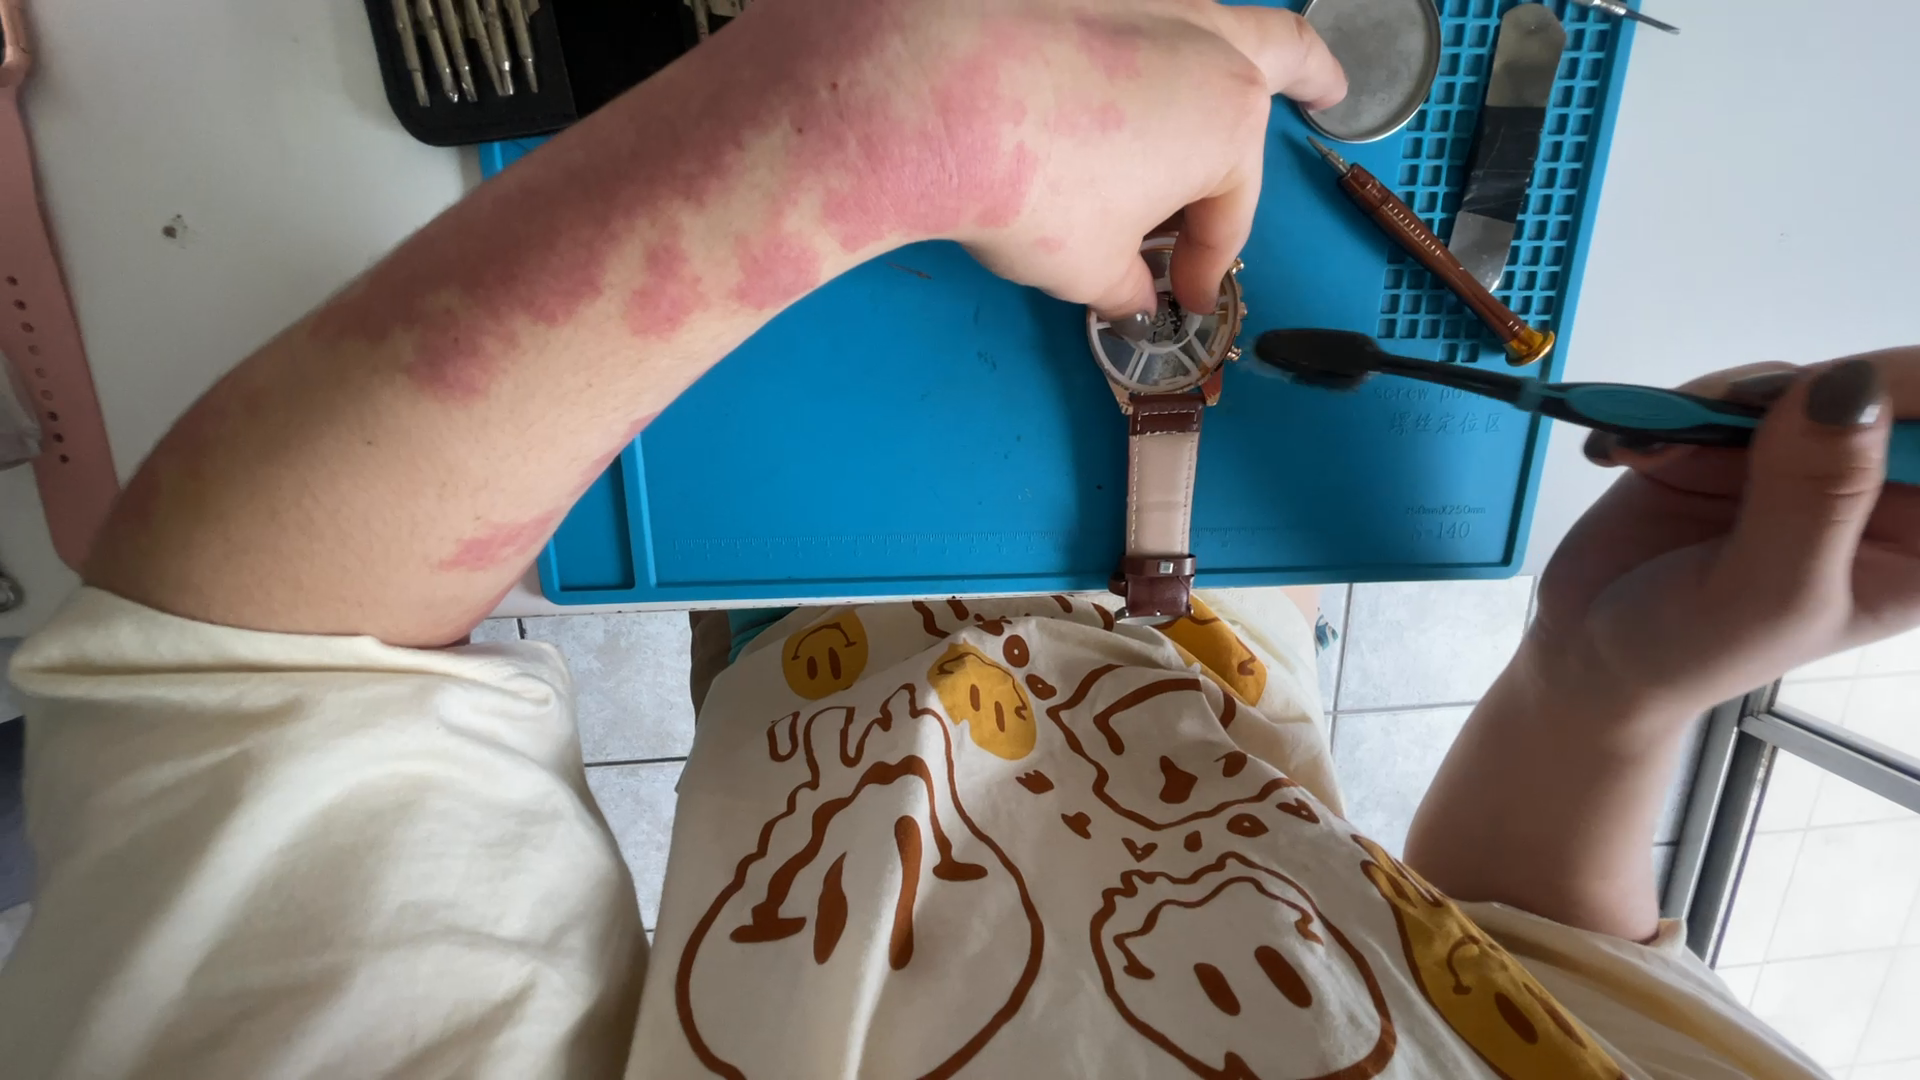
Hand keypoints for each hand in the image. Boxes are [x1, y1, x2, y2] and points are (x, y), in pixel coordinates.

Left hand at [720, 0, 1344, 318]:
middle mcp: (1205, 50)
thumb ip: (1126, 289)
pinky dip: (1162, 39)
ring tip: (1253, 54)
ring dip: (1245, 44)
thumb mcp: (1089, 269)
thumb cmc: (1034, 198)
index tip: (1188, 303)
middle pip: (1270, 72)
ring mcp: (1146, 5)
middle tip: (1330, 92)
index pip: (1226, 218)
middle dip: (1308, 85)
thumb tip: (1135, 300)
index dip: (1207, 270)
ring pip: (1220, 22)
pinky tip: (1150, 51)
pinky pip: (1147, 16)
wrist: (939, 105)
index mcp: (1226, 128)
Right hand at [1533, 350, 1919, 718]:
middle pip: (1869, 393)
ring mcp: (1781, 469)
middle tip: (1713, 413)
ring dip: (1699, 404)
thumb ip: (1813, 496)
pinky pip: (1700, 402)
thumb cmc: (1690, 650)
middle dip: (1786, 392)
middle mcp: (1864, 491)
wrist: (1587, 656)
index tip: (1818, 394)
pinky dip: (1649, 415)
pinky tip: (1618, 456)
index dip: (1910, 394)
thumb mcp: (1767, 590)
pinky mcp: (1707, 456)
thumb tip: (1845, 384)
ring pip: (1776, 387)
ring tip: (1641, 452)